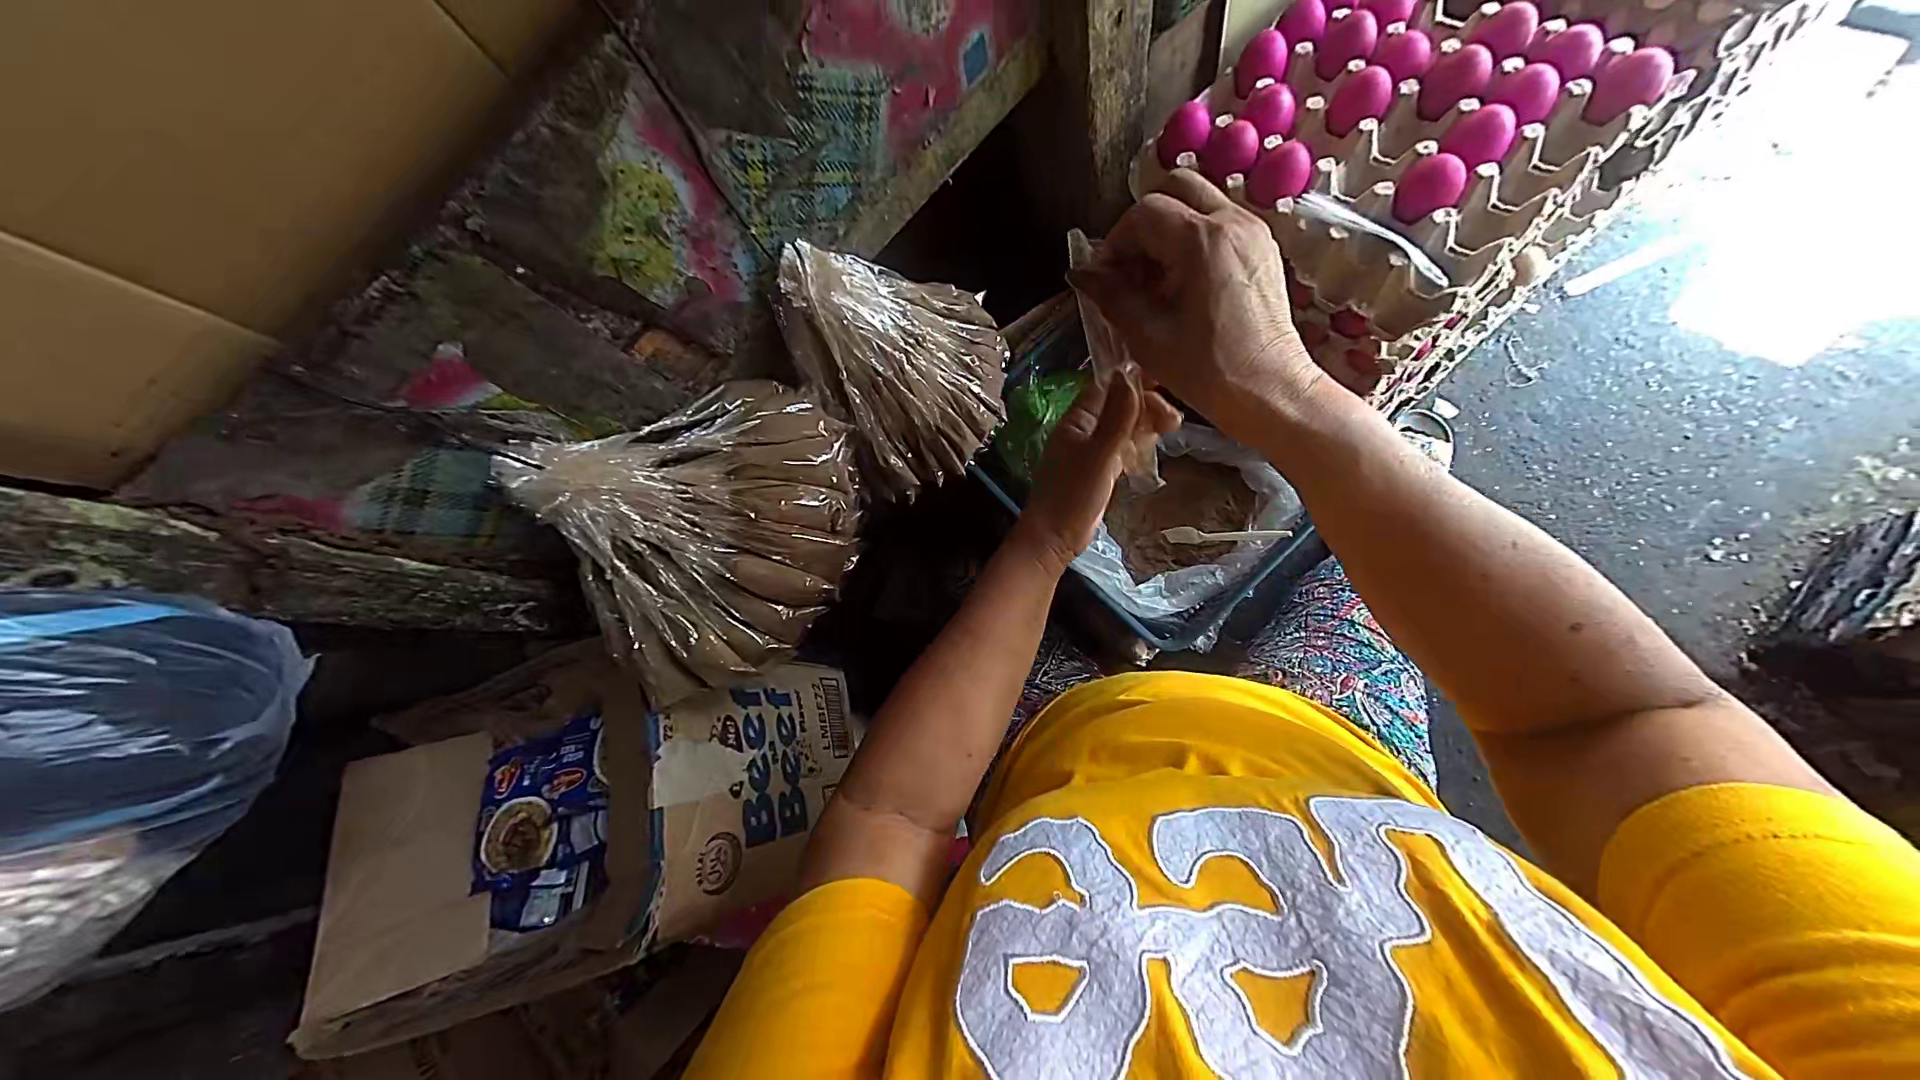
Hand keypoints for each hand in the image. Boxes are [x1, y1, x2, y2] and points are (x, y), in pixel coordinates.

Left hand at [1011, 372, 1177, 574]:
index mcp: (1077, 420)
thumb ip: (1117, 416)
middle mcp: (1083, 430)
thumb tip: (1128, 373)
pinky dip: (1138, 442)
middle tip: (1174, 419)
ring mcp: (1090, 450)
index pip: (1107, 386)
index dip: (1134, 380)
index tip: (1165, 381)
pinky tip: (1153, 446)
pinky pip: (1121, 446)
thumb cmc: (1073, 495)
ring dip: (1146, 422)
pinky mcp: (1098, 469)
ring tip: (1172, 428)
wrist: (1054, 538)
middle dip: (1146, 404)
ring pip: (1122, 426)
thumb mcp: (1100, 453)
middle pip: (1118, 404)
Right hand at [1067, 169, 1333, 437]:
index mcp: (1203, 241)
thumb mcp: (1148, 336)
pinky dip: (1191, 242)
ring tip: (1154, 283)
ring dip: (1167, 232)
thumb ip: (1111, 296)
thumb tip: (1081, 274)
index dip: (1115, 241)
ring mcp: (1253, 232)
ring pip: (1198, 204)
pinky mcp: (1261, 249)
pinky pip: (1219, 224)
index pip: (1144, 213)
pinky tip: (1181, 286)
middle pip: (1176, 189)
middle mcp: (1233, 223)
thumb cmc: (1208, 370)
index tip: (1104, 277)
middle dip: (1142, 224)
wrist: (1269, 391)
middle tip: (1128, 268)